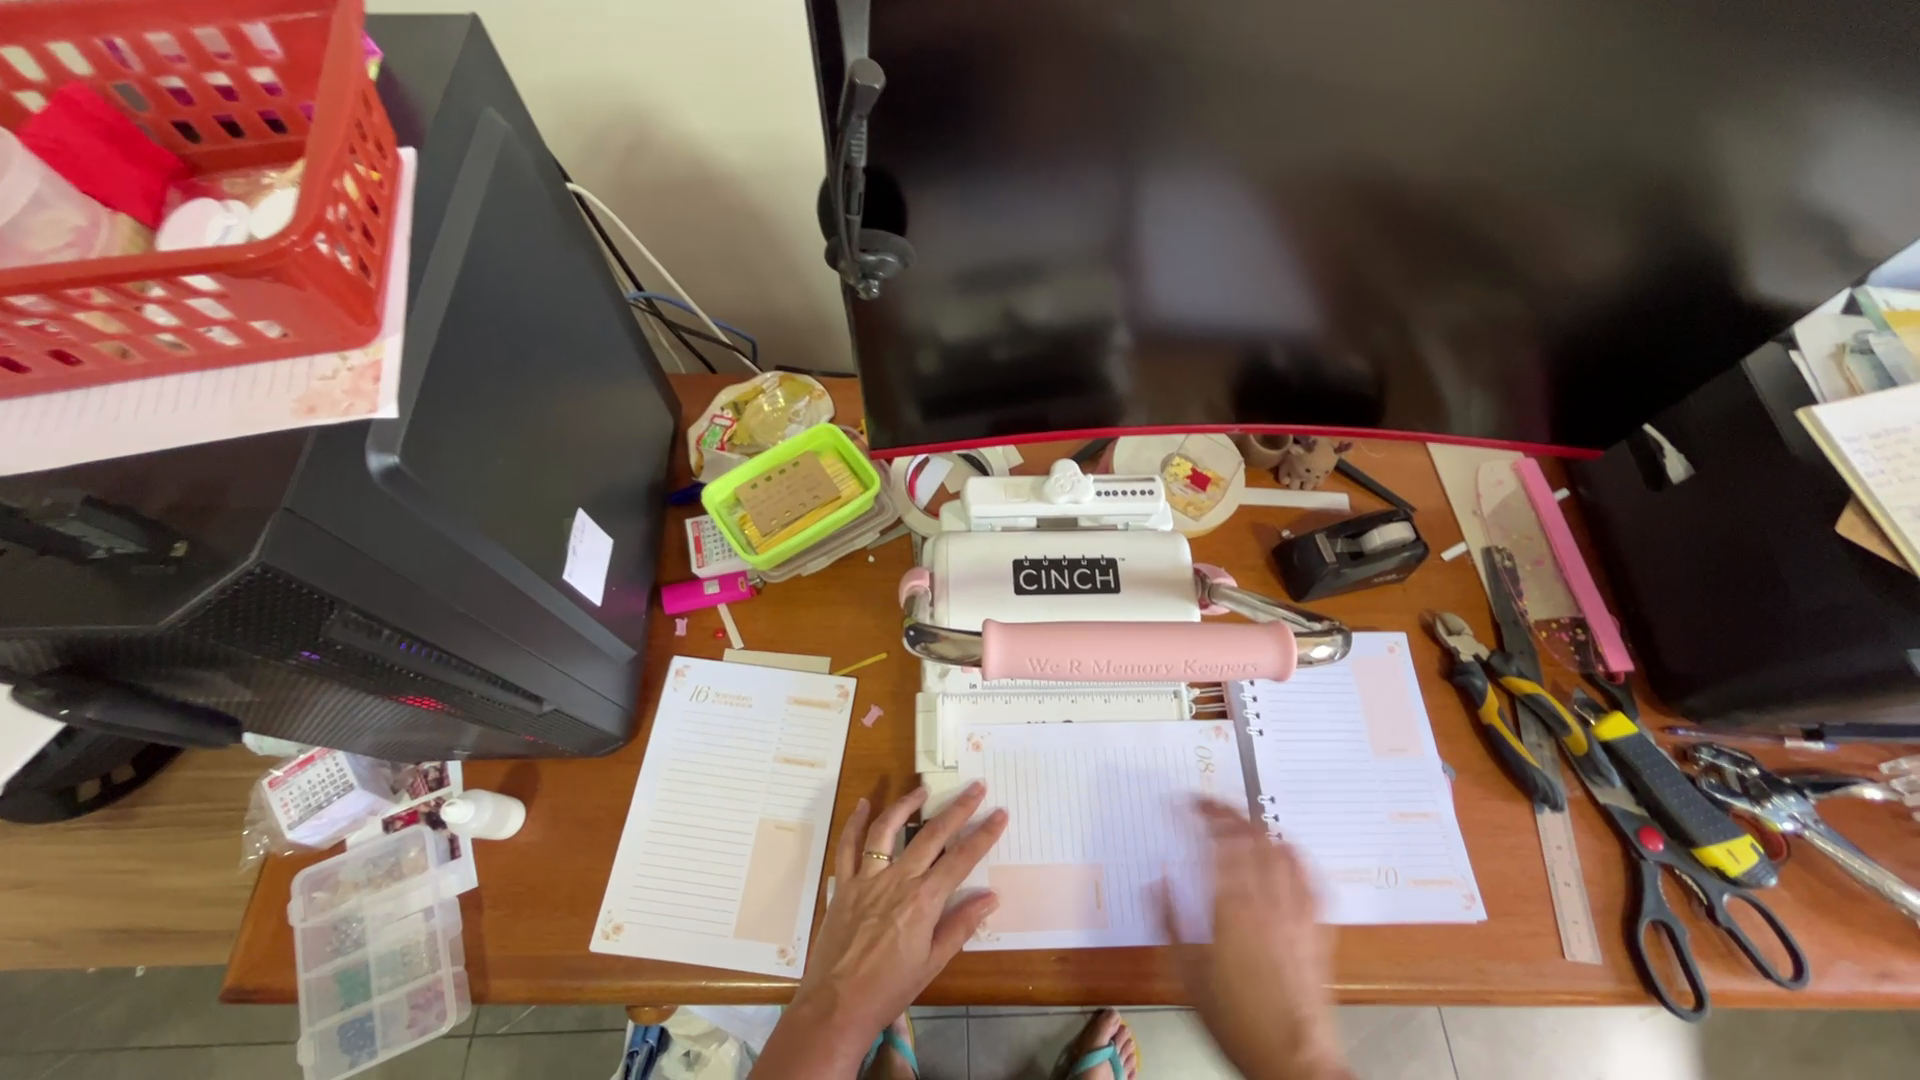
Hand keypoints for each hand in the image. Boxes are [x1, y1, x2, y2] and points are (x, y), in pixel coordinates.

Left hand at [755, 782, 1007, 1077]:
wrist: (837, 1006)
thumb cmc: (890, 989)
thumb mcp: (933, 962)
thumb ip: (961, 925)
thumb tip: (991, 897)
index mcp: (924, 901)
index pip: (962, 859)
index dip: (984, 834)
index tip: (1000, 813)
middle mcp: (897, 880)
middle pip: (932, 835)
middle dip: (958, 808)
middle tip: (975, 787)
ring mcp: (867, 879)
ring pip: (887, 830)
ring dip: (906, 804)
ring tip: (922, 788)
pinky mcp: (843, 885)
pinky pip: (848, 847)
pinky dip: (855, 823)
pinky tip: (863, 804)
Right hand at [1162, 801, 1349, 1079]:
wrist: (1291, 1059)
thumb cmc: (1235, 1020)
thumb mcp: (1186, 973)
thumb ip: (1169, 920)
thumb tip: (1157, 880)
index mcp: (1232, 908)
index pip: (1217, 840)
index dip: (1200, 813)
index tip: (1183, 803)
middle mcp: (1268, 902)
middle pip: (1251, 835)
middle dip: (1226, 811)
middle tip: (1206, 805)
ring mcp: (1297, 912)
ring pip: (1281, 850)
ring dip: (1258, 826)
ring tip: (1239, 818)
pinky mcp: (1317, 928)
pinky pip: (1310, 877)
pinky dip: (1295, 854)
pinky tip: (1286, 848)